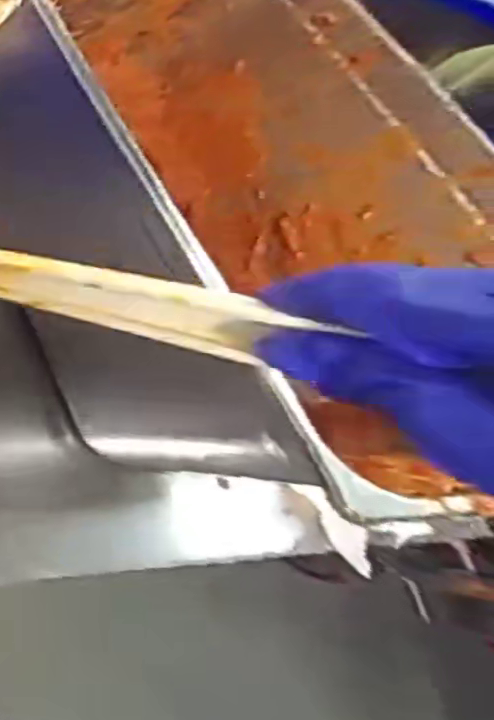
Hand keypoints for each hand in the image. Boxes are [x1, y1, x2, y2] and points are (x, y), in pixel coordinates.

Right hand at [257, 264, 493, 489]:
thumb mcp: (463, 431)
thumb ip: (372, 379)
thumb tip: (288, 346)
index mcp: (483, 313)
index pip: (367, 288)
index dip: (299, 298)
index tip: (250, 315)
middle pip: (415, 293)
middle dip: (353, 321)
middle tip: (309, 358)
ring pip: (457, 306)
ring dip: (405, 335)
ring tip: (384, 379)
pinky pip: (488, 318)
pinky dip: (456, 344)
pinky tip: (456, 380)